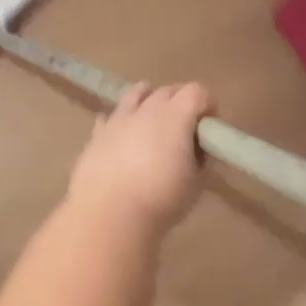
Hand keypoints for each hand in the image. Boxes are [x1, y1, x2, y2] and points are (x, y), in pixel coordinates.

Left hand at [66, 82, 212, 235]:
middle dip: (181, 102)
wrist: (110, 214)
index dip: (208, 104)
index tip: (210, 126)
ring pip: (135, 95)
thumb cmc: (161, 200)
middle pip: (167, 90)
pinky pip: (110, 118)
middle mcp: (146, 110)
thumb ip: (200, 160)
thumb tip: (197, 150)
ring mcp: (118, 120)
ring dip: (148, 100)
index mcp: (176, 116)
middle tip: (185, 127)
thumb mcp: (196, 183)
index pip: (197, 92)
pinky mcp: (96, 135)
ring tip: (152, 118)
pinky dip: (120, 122)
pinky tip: (121, 135)